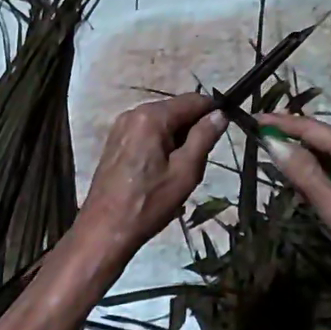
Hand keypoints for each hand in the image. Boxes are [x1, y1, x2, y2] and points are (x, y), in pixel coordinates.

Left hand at [82, 94, 228, 245]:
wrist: (105, 229)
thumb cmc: (149, 202)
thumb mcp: (185, 172)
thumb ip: (204, 137)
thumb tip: (220, 114)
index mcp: (151, 117)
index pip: (192, 100)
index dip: (213, 111)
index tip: (224, 130)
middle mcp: (133, 113)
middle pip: (176, 110)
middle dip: (193, 129)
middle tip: (198, 162)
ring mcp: (121, 126)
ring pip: (162, 122)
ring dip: (178, 139)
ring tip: (179, 171)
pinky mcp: (115, 141)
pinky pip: (147, 132)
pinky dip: (161, 144)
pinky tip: (161, 171)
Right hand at [255, 113, 330, 297]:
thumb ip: (303, 173)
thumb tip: (273, 142)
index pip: (311, 127)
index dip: (281, 123)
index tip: (254, 120)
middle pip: (326, 135)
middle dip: (296, 140)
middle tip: (265, 147)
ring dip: (313, 156)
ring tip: (286, 166)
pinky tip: (319, 183)